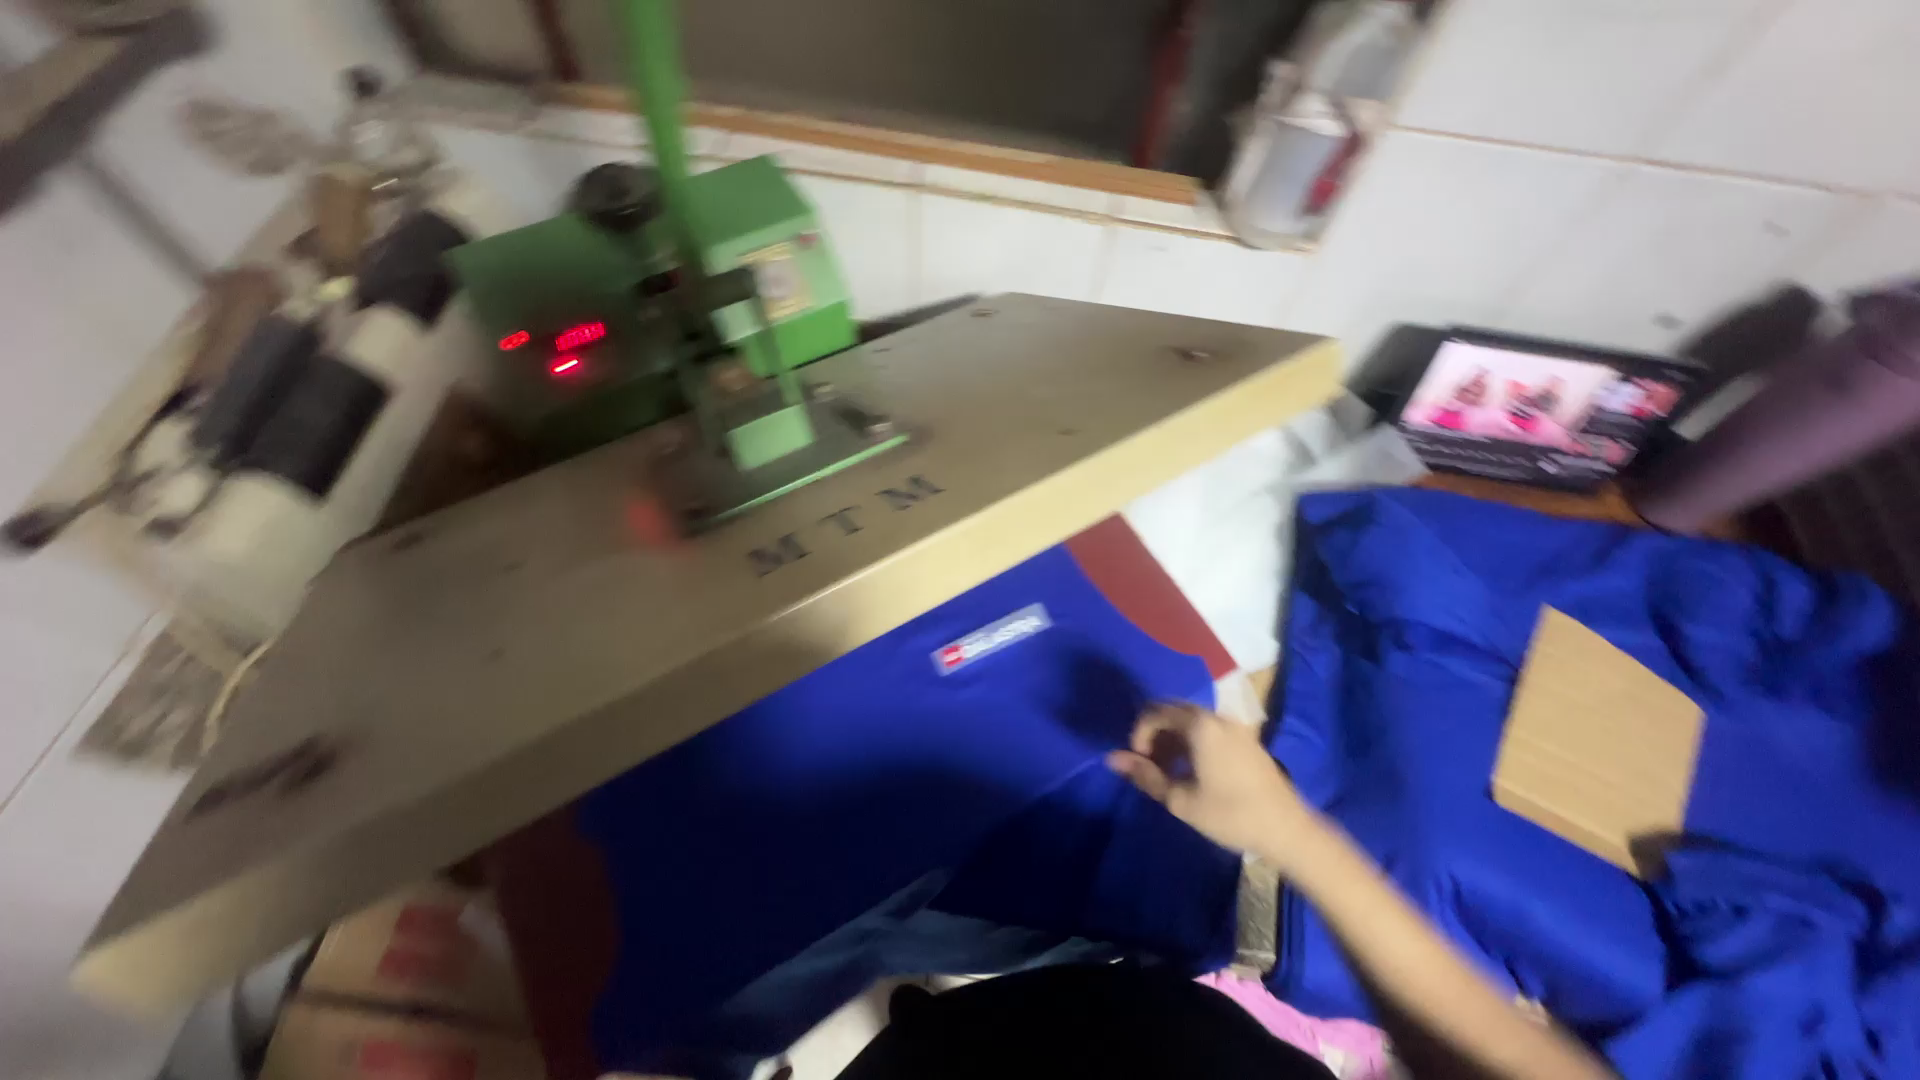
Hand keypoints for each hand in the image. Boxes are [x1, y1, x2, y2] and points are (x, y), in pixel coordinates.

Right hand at [1106, 703, 1319, 862]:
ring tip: (1170, 772)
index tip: (1139, 763)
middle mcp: (1217, 717)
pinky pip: (1210, 730)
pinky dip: (1193, 742)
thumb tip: (1113, 759)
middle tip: (1151, 766)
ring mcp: (1236, 727)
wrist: (1287, 829)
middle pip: (1174, 712)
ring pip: (1192, 721)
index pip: (1155, 712)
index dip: (1139, 735)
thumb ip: (1145, 775)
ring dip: (1174, 740)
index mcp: (1200, 725)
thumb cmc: (1230, 814)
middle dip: (1156, 735)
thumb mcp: (1181, 799)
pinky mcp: (1247, 740)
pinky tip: (1194, 772)